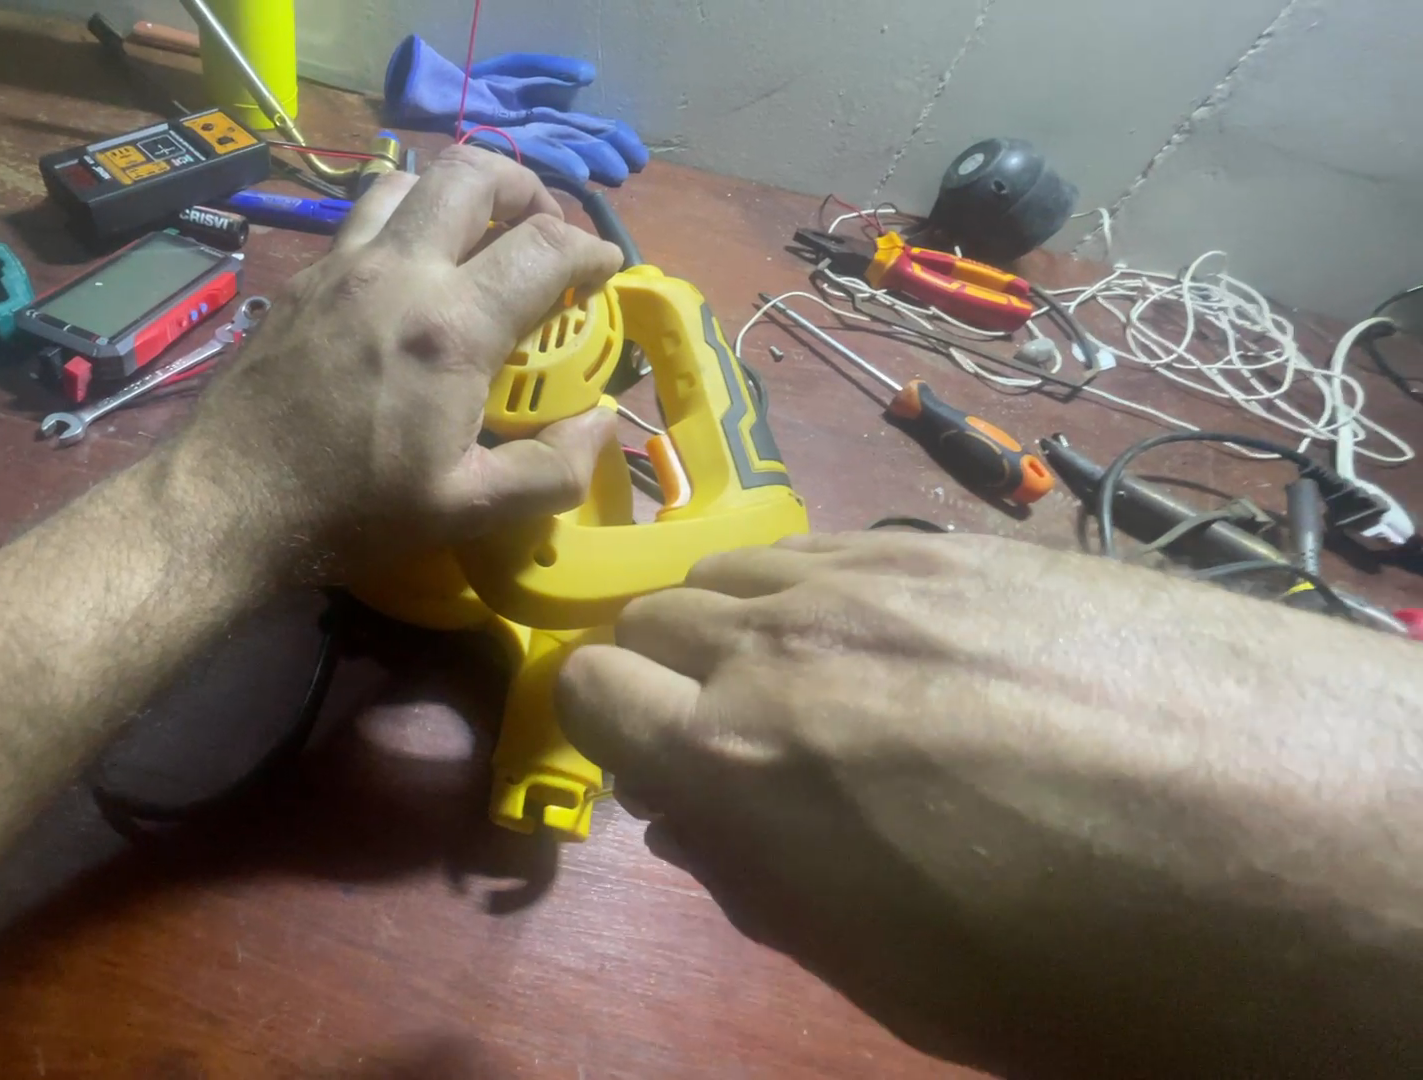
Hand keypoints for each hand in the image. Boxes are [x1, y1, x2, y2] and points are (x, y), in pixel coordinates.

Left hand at [177, 146, 622, 580]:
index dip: (590, 252)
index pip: (543, 248)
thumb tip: (600, 427)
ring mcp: (340, 268)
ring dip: (457, 197)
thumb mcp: (466, 510)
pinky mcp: (301, 282)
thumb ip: (550, 471)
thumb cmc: (352, 511)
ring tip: (474, 242)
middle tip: (542, 232)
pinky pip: (362, 221)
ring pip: (408, 180)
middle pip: (472, 174)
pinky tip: (405, 281)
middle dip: (526, 189)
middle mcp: (396, 273)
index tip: (604, 274)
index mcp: (449, 327)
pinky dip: (403, 225)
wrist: (229, 504)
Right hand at [557, 531, 1422, 1075]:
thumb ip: (748, 874)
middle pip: (644, 615)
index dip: (599, 720)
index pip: (582, 685)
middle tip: (727, 726)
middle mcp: (770, 645)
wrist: (1354, 857)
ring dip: (729, 625)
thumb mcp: (882, 969)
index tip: (646, 755)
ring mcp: (859, 577)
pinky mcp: (941, 543)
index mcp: (733, 759)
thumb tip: (677, 810)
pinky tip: (884, 638)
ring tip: (806, 677)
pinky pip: (811, 550)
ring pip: (718, 570)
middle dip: (659, 672)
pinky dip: (803, 593)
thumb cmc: (1093, 969)